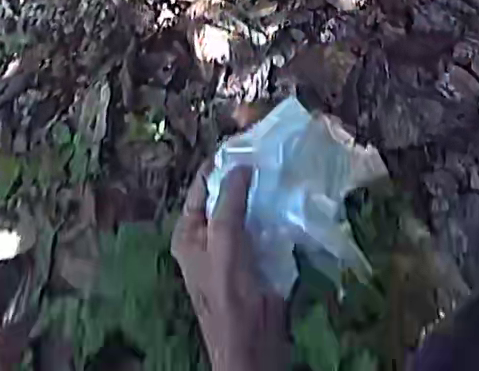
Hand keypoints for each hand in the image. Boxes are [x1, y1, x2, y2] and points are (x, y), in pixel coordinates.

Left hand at [171, 163, 288, 370]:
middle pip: (226, 191)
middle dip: (245, 171)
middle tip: (269, 145)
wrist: (253, 340)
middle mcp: (208, 232)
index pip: (201, 184)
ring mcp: (233, 241)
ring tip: (282, 160)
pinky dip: (274, 202)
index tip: (246, 138)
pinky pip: (263, 217)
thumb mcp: (222, 241)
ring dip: (262, 186)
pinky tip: (288, 187)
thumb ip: (228, 201)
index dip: (221, 161)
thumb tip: (239, 164)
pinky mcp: (256, 249)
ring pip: (247, 202)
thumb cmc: (228, 291)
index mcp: (189, 231)